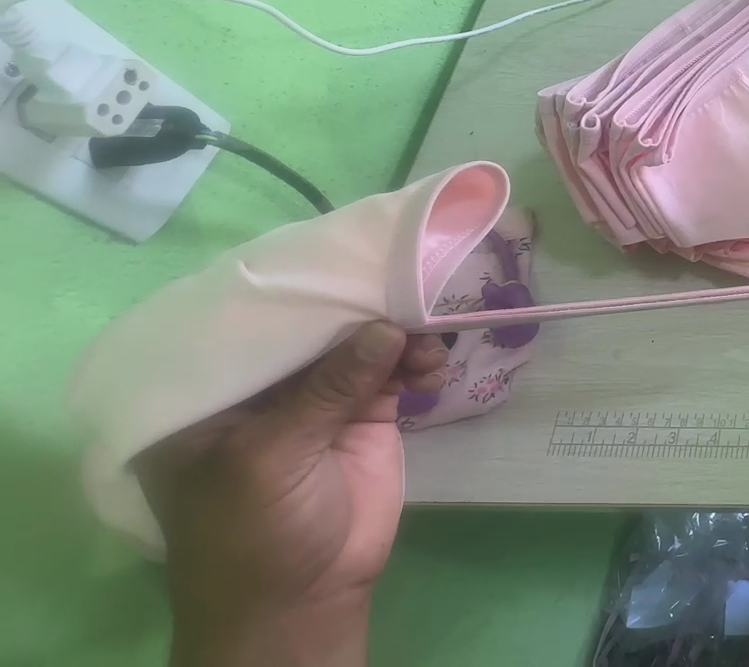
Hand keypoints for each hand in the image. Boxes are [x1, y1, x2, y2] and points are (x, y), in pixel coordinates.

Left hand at [133, 322, 448, 666]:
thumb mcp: (272, 457)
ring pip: (366, 347)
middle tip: (411, 294)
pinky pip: (398, 372)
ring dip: (403, 340)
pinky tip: (435, 369)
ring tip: (429, 351)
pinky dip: (420, 362)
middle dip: (364, 313)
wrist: (306, 596)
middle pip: (317, 332)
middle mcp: (264, 392)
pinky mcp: (368, 416)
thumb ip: (327, 389)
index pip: (246, 330)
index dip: (293, 295)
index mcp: (209, 399)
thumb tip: (388, 328)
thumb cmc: (254, 531)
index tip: (344, 257)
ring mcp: (321, 402)